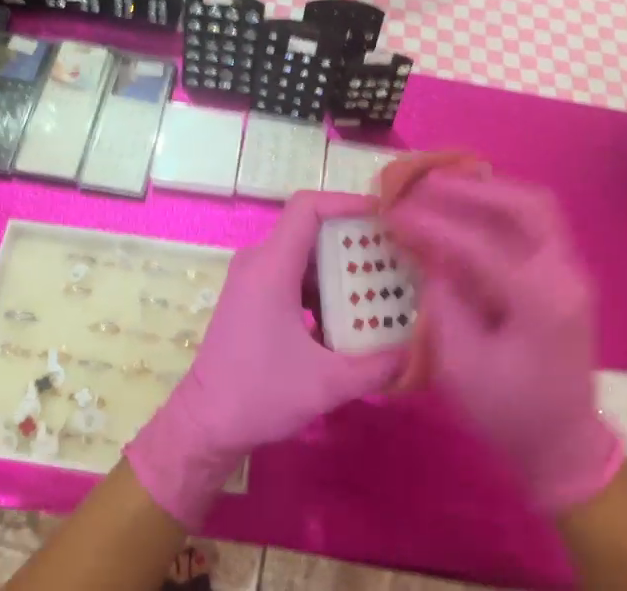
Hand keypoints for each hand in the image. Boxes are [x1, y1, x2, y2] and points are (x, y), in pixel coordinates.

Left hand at [126, 192, 404, 525]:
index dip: (347, 202)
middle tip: (396, 257)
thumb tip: (421, 349)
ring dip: (340, 267)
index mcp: (272, 266)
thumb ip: (379, 365)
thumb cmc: (261, 394)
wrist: (206, 424)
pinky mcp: (252, 299)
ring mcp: (252, 280)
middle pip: (311, 230)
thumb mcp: (329, 383)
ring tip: (381, 287)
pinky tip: (349, 317)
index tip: (385, 217)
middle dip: (354, 240)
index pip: (308, 207)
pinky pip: (293, 276)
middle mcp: (259, 262)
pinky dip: (322, 287)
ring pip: (303, 255)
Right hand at [386, 173, 623, 512]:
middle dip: (473, 188)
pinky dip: (500, 209)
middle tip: (425, 183)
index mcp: (541, 301)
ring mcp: (571, 273)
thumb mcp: (460, 364)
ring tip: (443, 186)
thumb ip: (441, 299)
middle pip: (526, 205)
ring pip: (536, 208)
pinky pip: (535, 225)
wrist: (563, 443)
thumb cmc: (508, 411)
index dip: (433, 225)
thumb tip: (422, 251)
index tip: (394, 212)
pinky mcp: (565, 276)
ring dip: (489, 192)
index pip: (481, 245)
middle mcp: (565, 275)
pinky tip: (467, 208)